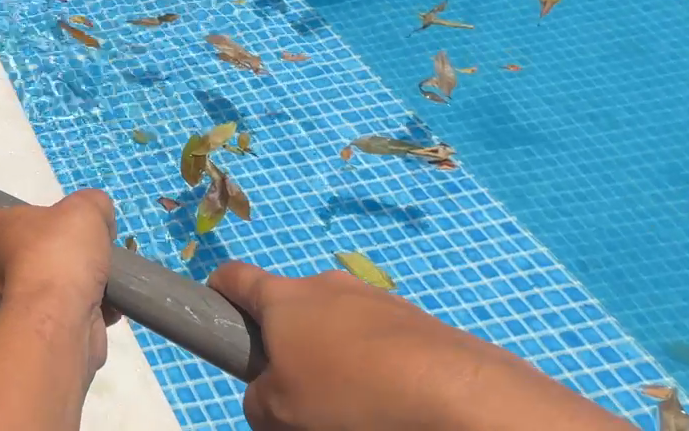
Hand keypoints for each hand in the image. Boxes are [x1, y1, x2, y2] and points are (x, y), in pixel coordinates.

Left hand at [0, 190, 118, 381]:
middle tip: (66, 249)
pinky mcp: (42, 328)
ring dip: (66, 284)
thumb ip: (91, 206)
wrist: (62, 316)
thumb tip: (98, 215)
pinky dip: (85, 309)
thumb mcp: (83, 212)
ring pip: (41, 286)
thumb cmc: (58, 252)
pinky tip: (106, 305)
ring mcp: (17, 300)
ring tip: (97, 277)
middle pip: (9, 255)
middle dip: (36, 254)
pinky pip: (64, 312)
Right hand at [210, 262, 627, 430]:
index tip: (224, 318)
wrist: (468, 401)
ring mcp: (381, 303)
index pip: (233, 275)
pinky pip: (393, 346)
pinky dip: (390, 371)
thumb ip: (258, 403)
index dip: (220, 292)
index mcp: (282, 296)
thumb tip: (264, 403)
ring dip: (345, 356)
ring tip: (364, 407)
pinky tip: (406, 410)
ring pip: (346, 326)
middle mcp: (325, 287)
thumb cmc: (352, 395)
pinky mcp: (430, 328)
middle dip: (294, 338)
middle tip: (304, 386)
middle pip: (294, 304)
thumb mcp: (283, 413)